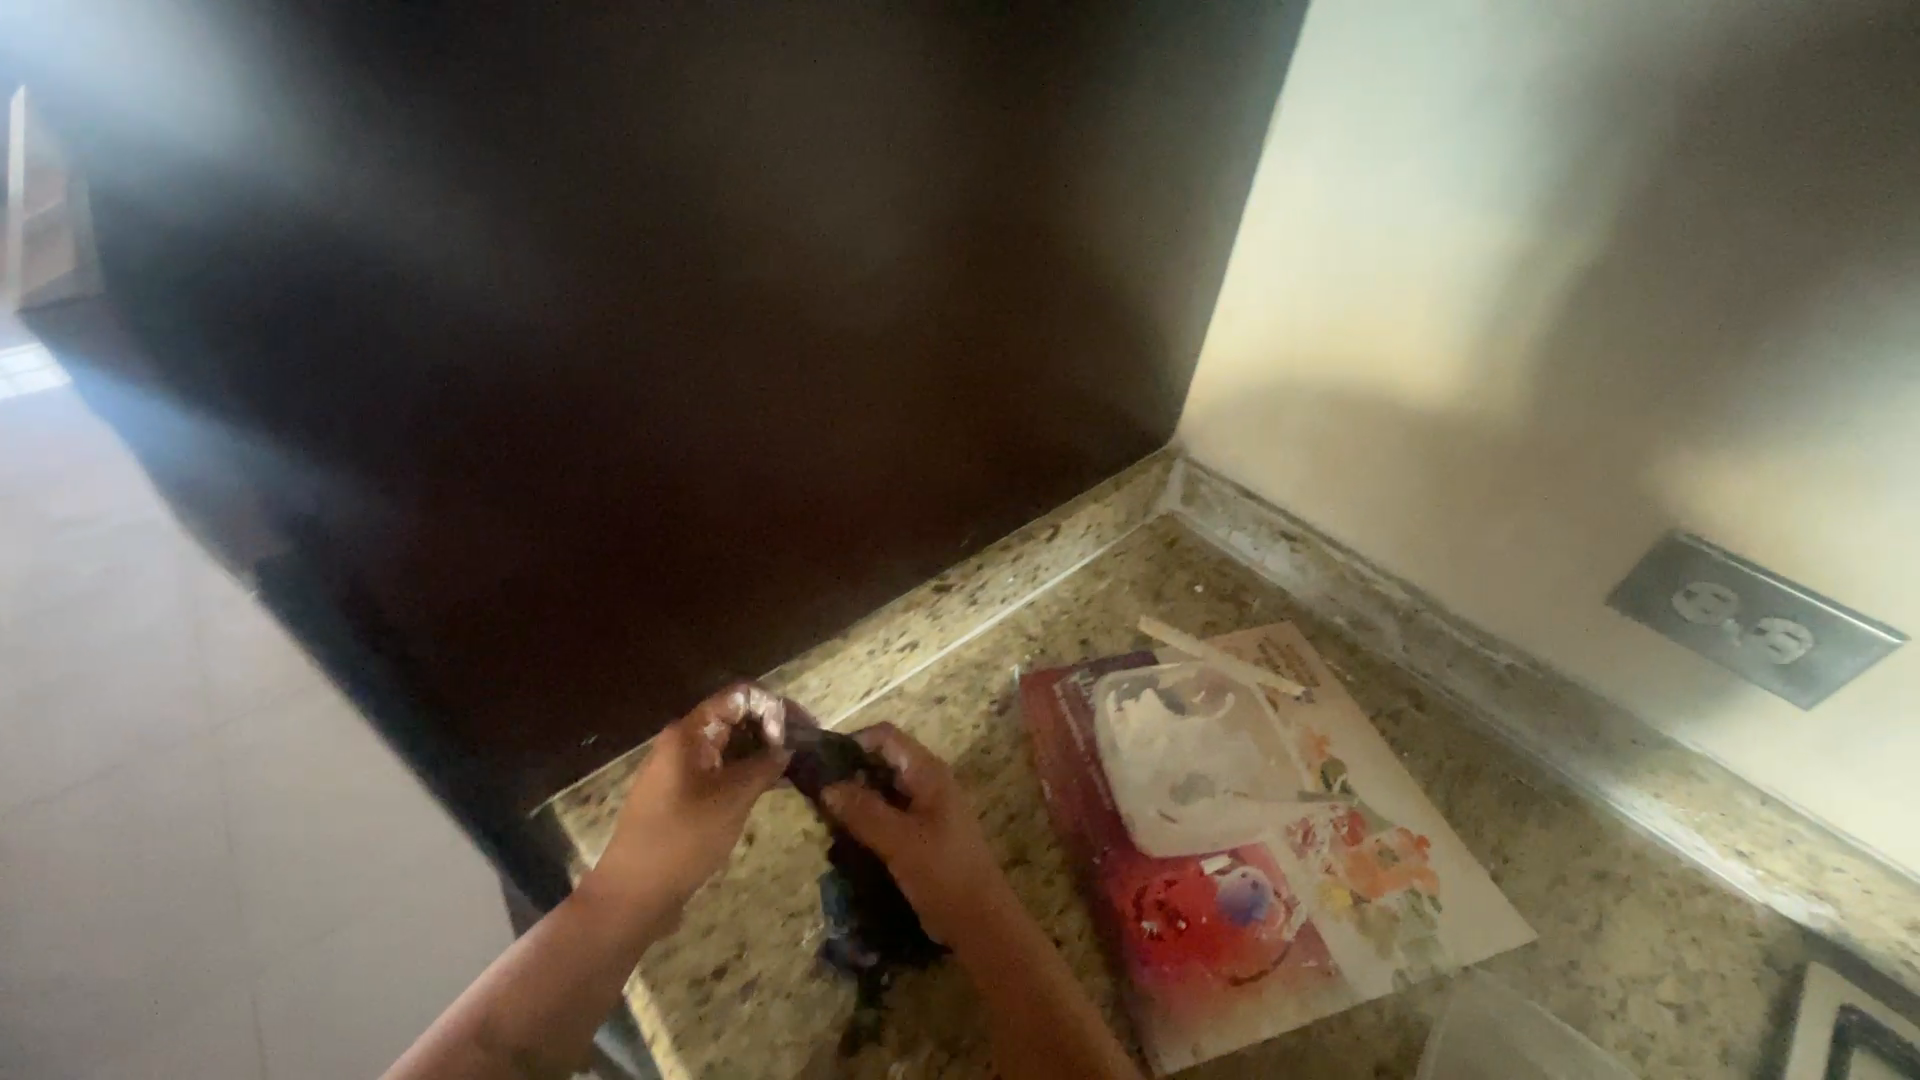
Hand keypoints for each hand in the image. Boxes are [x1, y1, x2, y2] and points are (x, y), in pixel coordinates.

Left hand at [592, 684, 789, 912]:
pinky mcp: (683, 794)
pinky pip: (721, 769)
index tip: (802, 730)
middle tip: (807, 747)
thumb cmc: (683, 839)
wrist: (633, 895)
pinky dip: (747, 771)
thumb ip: (764, 766)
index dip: (774, 706)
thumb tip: (787, 746)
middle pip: (735, 717)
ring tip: (796, 765)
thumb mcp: (732, 799)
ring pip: (730, 745)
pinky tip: (773, 785)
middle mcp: (683, 742)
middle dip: (772, 727)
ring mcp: (681, 769)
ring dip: (762, 750)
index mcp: (689, 733)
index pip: (740, 696)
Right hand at [820, 723, 1013, 945]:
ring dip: (855, 799)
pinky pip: (887, 815)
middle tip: (814, 792)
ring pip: (882, 790)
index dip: (853, 741)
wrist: (979, 922)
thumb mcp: (900, 841)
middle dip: (850, 772)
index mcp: (928, 772)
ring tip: (821, 814)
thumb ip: (863, 811)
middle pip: (882, 761)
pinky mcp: (919, 834)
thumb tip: (826, 787)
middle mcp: (927, 783)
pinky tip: (842, 836)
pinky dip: (865, 820)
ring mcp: (925, 809)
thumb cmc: (944, 873)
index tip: (820, 762)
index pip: (886, 737)